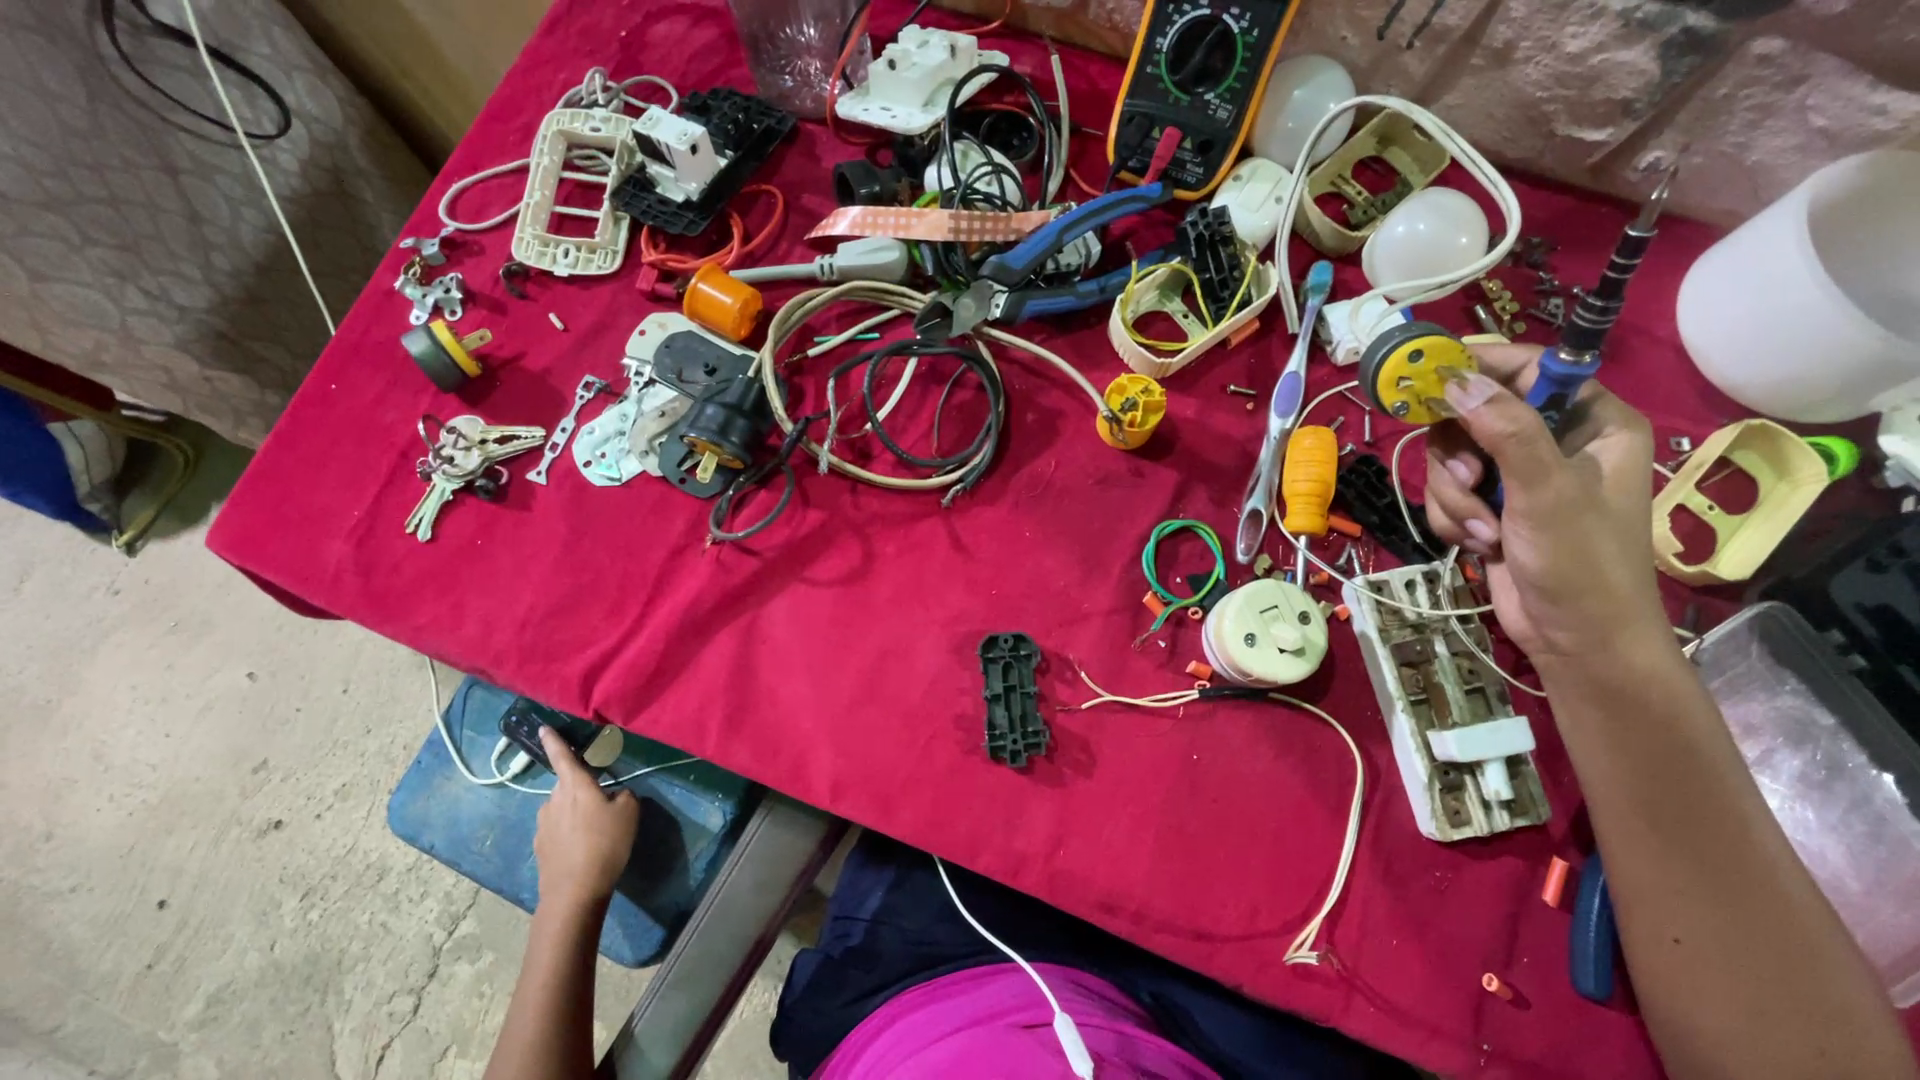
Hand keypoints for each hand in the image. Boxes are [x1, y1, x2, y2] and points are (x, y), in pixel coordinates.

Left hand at [533, 726, 639, 909]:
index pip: (562, 756)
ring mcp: (543, 823)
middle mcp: (554, 799)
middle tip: (603, 802)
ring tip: (595, 831)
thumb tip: (615, 793)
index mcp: (575, 786)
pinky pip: (558, 828)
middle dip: (581, 787)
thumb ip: (624, 794)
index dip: (554, 741)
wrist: (574, 891)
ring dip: (576, 811)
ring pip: (562, 807)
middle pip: (567, 784)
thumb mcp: (630, 813)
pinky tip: (583, 848)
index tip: (543, 728)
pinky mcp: (540, 845)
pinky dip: (570, 831)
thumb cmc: (605, 844)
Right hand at [1422, 344, 1670, 667]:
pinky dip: (1453, 518)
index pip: (1529, 369)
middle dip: (1459, 454)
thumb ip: (1504, 428)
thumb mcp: (1545, 490)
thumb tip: (1455, 379)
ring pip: (1453, 456)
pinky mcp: (1494, 507)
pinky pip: (1449, 491)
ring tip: (1482, 531)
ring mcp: (1521, 476)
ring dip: (1455, 496)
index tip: (1429, 377)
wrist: (1576, 639)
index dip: (1479, 367)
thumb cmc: (1580, 562)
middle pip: (1474, 413)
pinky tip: (1478, 544)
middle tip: (1467, 477)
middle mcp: (1555, 440)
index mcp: (1592, 422)